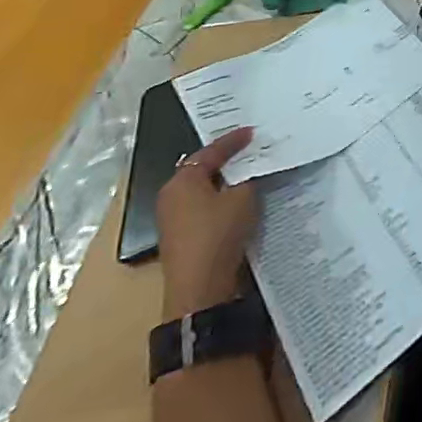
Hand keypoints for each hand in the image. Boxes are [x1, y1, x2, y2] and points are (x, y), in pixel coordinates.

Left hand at [157, 127, 256, 318]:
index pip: (210, 152)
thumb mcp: (242, 200)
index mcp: (182, 180)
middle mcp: (170, 195)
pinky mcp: (179, 238)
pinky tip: (236, 207)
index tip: (251, 133)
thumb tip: (247, 172)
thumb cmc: (218, 235)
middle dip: (226, 163)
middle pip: (202, 170)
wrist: (200, 289)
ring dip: (223, 185)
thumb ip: (247, 179)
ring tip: (247, 178)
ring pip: (202, 192)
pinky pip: (201, 210)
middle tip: (249, 153)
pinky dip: (218, 204)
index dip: (233, 141)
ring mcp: (171, 219)